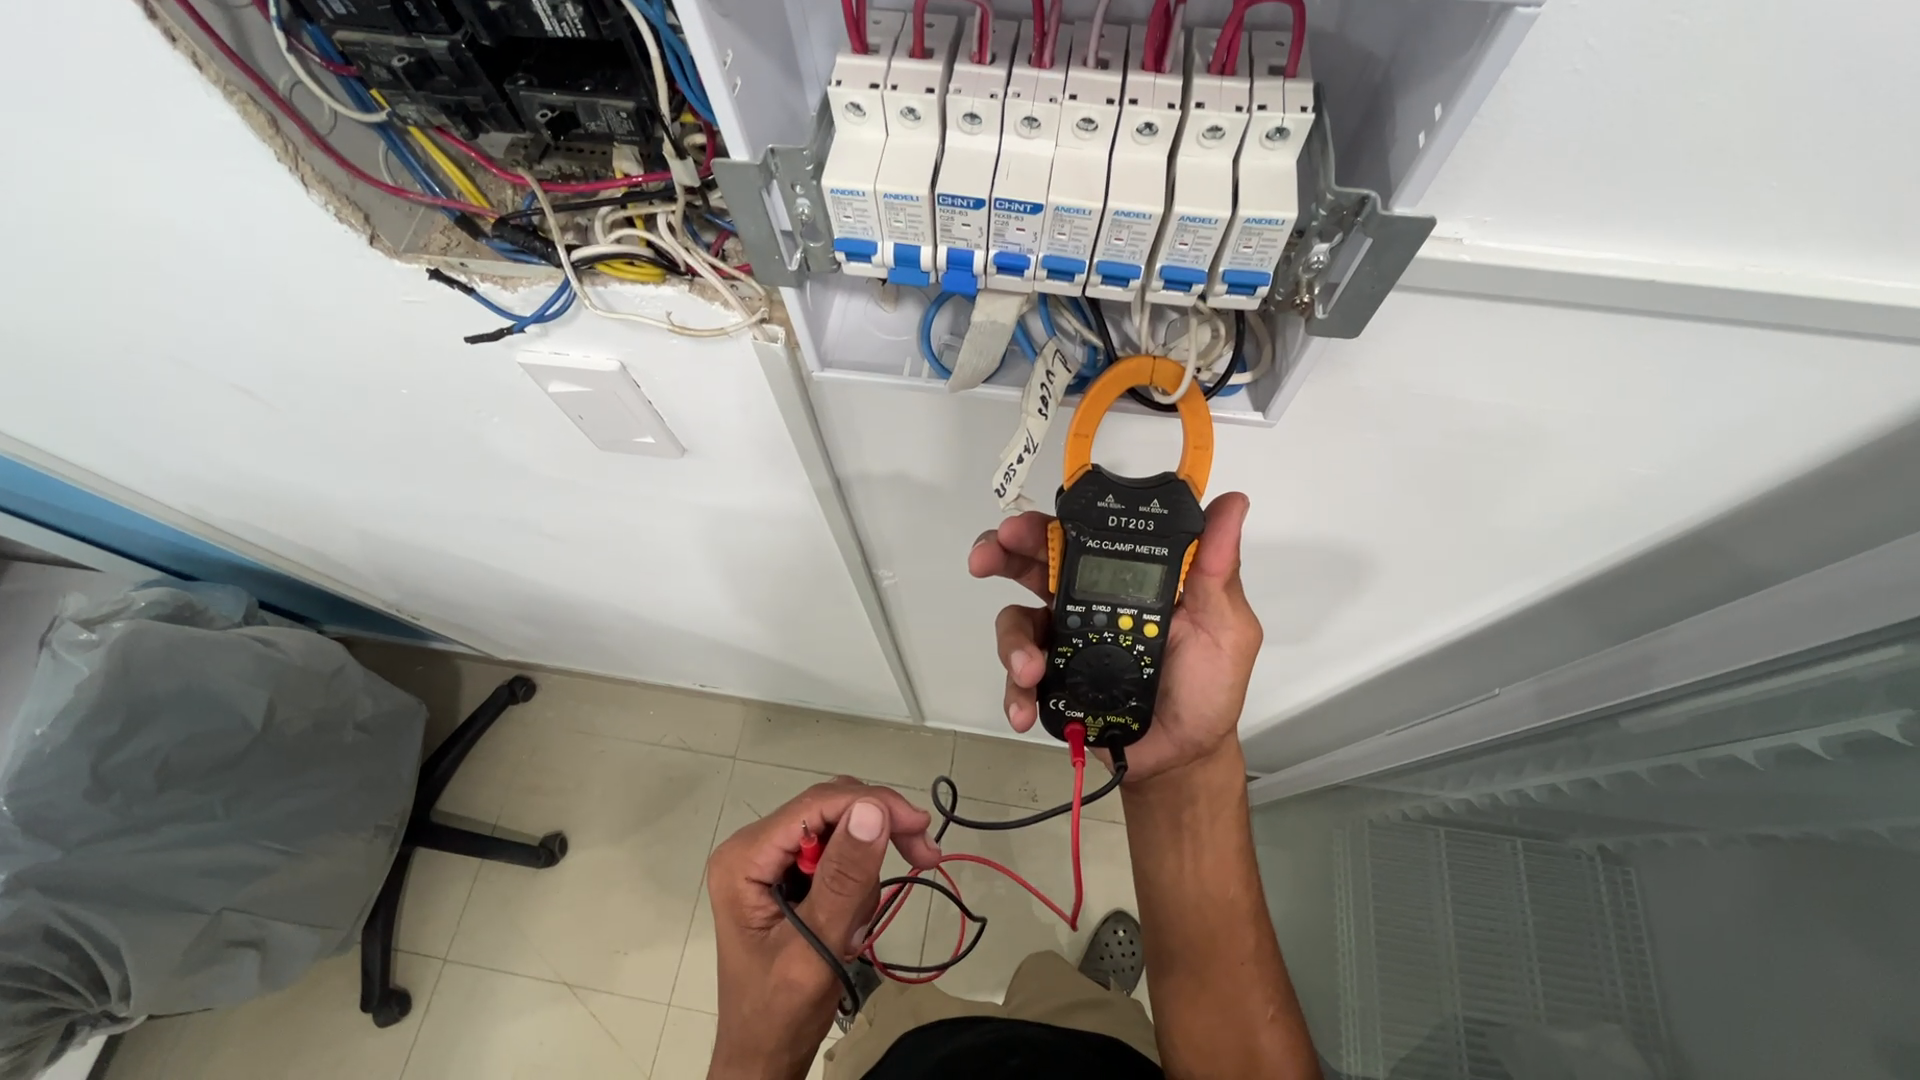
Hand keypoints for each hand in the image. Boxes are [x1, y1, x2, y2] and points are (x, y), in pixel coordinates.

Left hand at [706, 778, 940, 1079]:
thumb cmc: (779, 1012)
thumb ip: (844, 879)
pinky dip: (859, 882)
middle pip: (831, 808)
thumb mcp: (815, 947)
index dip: (872, 804)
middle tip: (924, 855)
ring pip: (840, 828)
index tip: (920, 828)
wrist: (763, 1058)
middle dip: (878, 829)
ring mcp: (772, 859)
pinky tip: (853, 922)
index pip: (817, 804)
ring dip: (867, 869)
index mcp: (746, 857)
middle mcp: (755, 847)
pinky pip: (838, 854)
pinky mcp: (789, 874)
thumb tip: (872, 810)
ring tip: (858, 926)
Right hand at [967, 491, 1262, 782]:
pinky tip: (1023, 708)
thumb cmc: (1207, 689)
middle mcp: (1089, 603)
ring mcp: (1065, 641)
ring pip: (1017, 620)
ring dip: (1012, 640)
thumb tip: (1232, 504)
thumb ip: (1218, 569)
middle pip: (1034, 565)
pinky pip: (1017, 676)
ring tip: (1030, 669)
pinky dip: (1013, 690)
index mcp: (1127, 581)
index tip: (1021, 526)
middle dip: (1002, 554)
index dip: (1049, 524)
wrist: (1182, 757)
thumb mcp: (1224, 626)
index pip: (1082, 538)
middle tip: (985, 558)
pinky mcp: (1051, 681)